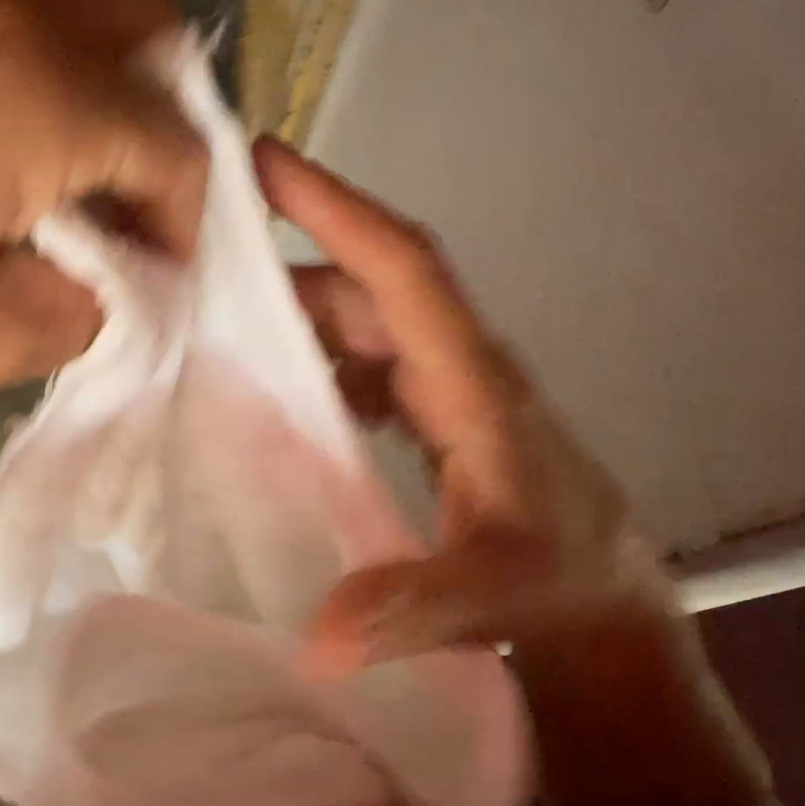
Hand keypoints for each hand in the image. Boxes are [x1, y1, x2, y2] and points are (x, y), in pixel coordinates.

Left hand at [0, 0, 206, 407]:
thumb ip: (84, 310)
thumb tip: (113, 281)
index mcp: (34, 90)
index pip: (175, 141)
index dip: (184, 219)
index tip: (155, 275)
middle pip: (151, 34)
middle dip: (163, 131)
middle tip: (126, 212)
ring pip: (82, 4)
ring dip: (105, 92)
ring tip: (64, 183)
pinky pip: (9, 0)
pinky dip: (40, 66)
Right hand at [255, 139, 772, 805]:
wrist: (602, 600)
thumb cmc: (557, 583)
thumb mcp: (489, 596)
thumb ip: (409, 606)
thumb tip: (318, 640)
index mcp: (473, 385)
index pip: (404, 272)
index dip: (338, 213)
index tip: (265, 165)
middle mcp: (459, 369)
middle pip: (370, 289)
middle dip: (292, 267)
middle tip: (202, 267)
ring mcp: (449, 390)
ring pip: (365, 323)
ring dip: (300, 316)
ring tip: (219, 328)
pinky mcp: (437, 416)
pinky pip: (368, 364)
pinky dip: (319, 361)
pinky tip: (275, 391)